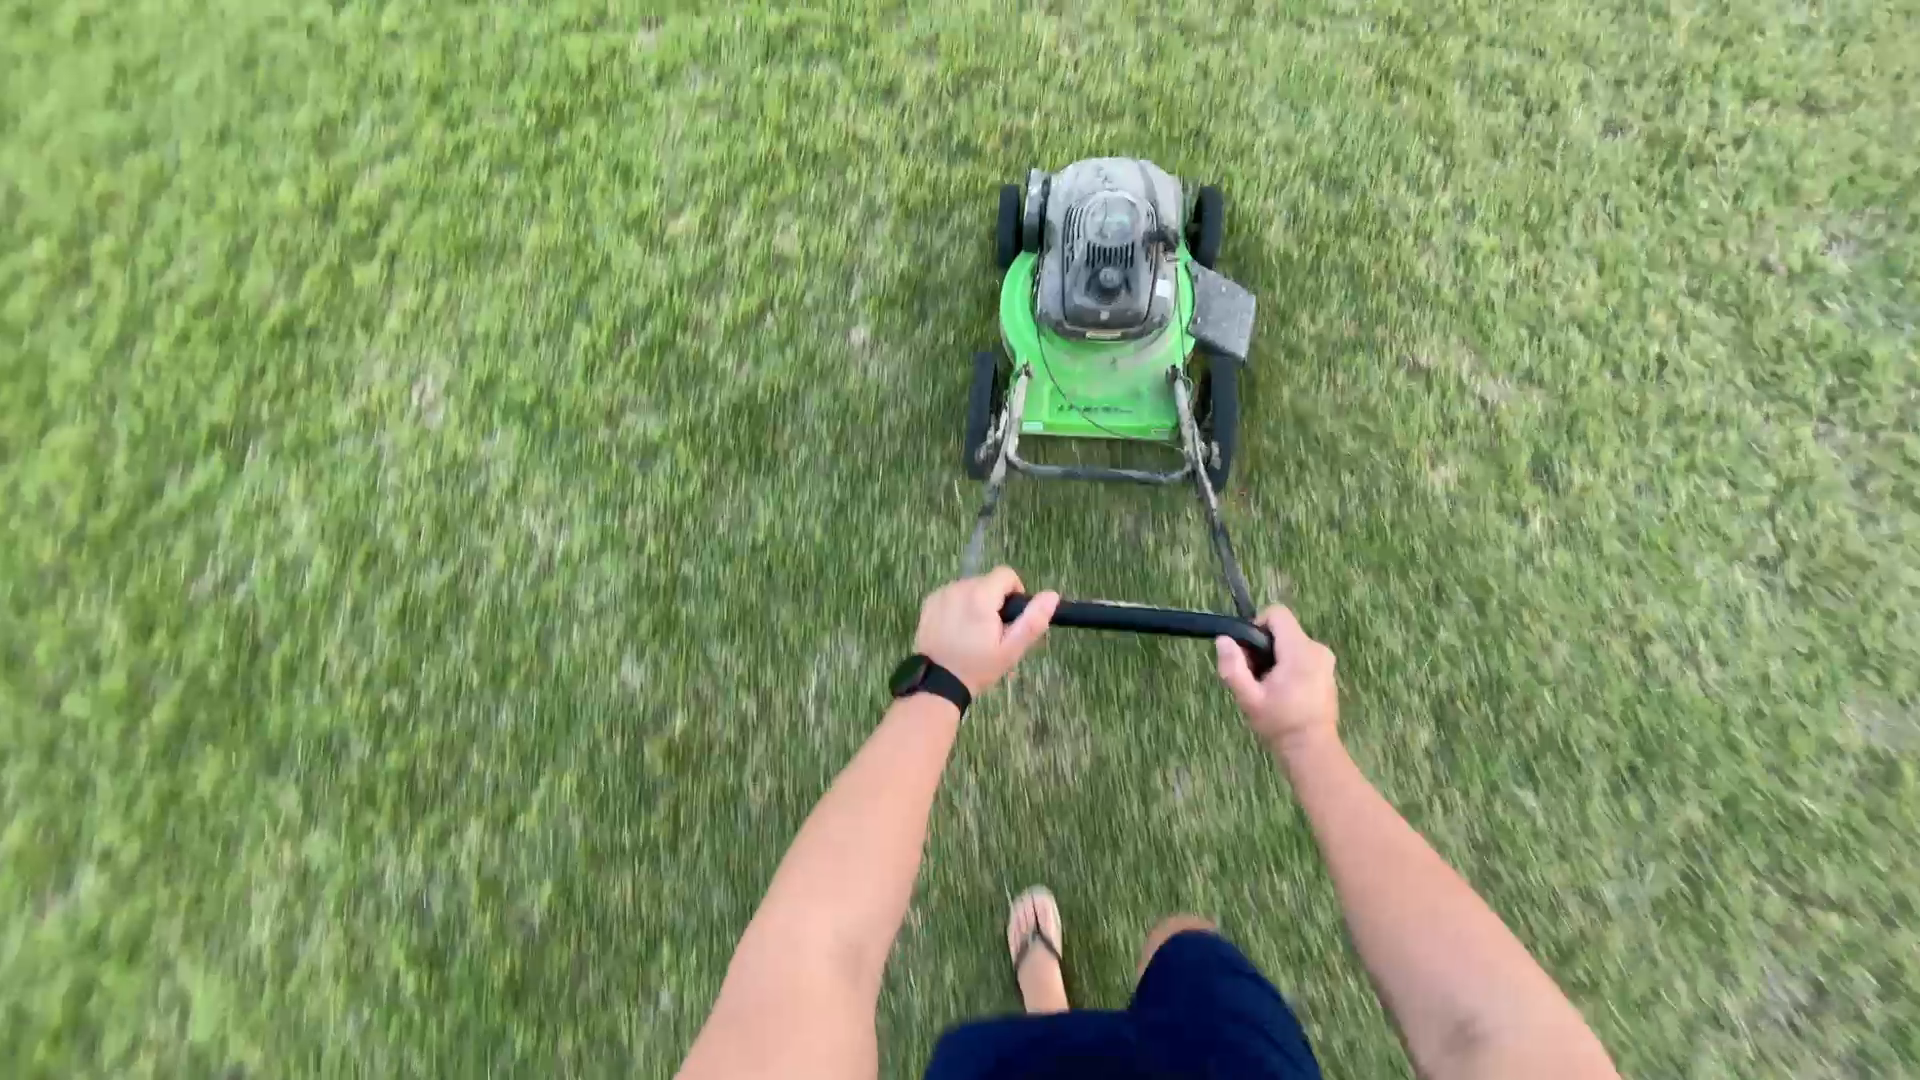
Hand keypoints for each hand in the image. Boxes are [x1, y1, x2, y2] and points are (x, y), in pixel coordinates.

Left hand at [913, 568, 1058, 695]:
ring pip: (971, 587)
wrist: (938, 683)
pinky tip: (957, 629)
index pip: (1006, 574)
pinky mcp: (929, 602)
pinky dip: (960, 605)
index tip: (1010, 617)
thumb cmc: (978, 667)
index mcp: (980, 596)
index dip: (1015, 592)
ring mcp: (941, 593)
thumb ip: (1033, 620)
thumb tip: (1051, 595)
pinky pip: (954, 594)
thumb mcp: (1011, 650)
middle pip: (988, 582)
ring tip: (974, 632)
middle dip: (995, 601)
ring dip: (977, 602)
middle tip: (992, 631)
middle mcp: (959, 587)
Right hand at [1215, 606, 1338, 756]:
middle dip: (1262, 647)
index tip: (1248, 652)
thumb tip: (1223, 639)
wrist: (1311, 748)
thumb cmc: (1279, 723)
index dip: (1256, 626)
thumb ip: (1233, 667)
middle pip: (1281, 629)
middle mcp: (1317, 648)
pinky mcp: (1326, 669)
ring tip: (1267, 686)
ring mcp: (1325, 659)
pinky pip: (1300, 653)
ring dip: (1274, 657)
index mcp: (1300, 651)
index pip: (1276, 614)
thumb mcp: (1248, 698)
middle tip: (1254, 676)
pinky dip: (1287, 664)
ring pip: (1289, 642)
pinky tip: (1283, 690)